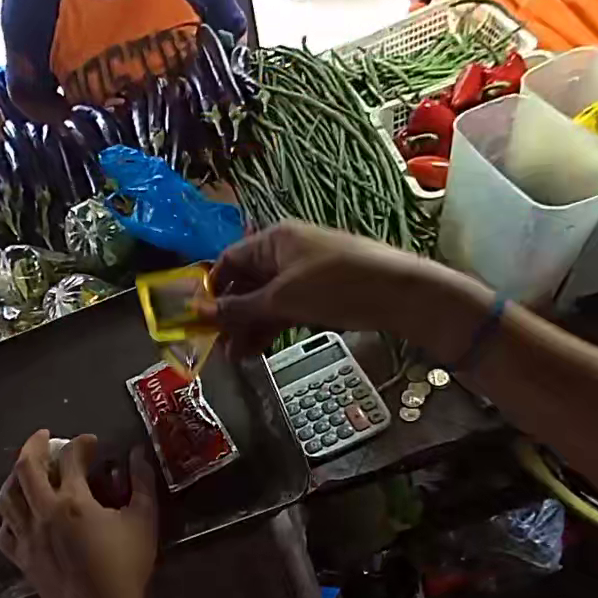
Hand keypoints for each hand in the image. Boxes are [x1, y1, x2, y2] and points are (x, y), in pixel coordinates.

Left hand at [0, 431, 158, 597]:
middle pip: (25, 468)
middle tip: (45, 436)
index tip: (91, 442)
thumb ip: (142, 482)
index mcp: (73, 501)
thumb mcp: (144, 519)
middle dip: (34, 445)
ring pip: (7, 498)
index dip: (81, 444)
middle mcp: (43, 512)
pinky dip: (9, 517)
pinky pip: (4, 531)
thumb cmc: (126, 565)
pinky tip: (21, 514)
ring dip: (15, 477)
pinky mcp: (22, 559)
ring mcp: (27, 537)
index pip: (70, 459)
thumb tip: (138, 453)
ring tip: (28, 470)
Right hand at [199, 218, 476, 357]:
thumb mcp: (283, 298)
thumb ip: (240, 307)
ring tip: (238, 357)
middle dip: (230, 315)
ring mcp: (303, 273)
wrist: (399, 294)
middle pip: (246, 283)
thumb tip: (201, 310)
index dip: (212, 290)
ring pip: (265, 300)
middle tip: (219, 347)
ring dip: (249, 327)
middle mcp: (285, 251)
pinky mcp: (319, 293)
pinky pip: (285, 309)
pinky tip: (260, 349)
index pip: (229, 261)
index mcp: (273, 239)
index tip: (198, 320)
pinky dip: (272, 327)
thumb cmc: (336, 285)